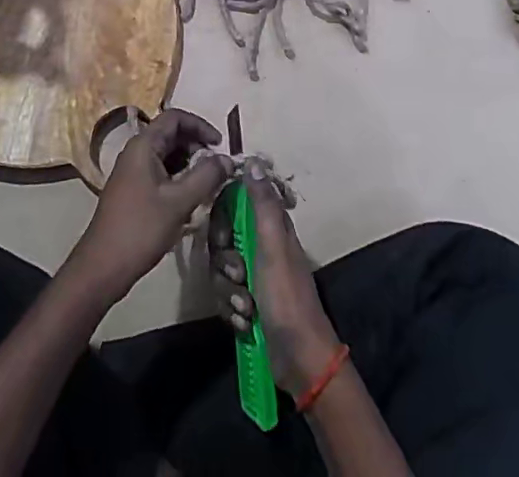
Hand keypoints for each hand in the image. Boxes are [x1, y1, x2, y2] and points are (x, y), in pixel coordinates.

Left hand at [64, 109, 232, 304]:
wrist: (102, 267)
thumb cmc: (141, 229)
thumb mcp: (180, 201)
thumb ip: (207, 176)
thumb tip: (229, 159)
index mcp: (143, 146)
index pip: (175, 117)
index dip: (200, 126)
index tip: (220, 145)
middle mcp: (136, 152)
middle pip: (172, 135)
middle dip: (198, 147)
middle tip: (218, 168)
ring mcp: (133, 172)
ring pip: (168, 156)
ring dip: (190, 164)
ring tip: (209, 184)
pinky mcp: (134, 190)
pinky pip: (162, 173)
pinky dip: (180, 179)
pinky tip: (192, 199)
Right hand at [209, 159, 341, 396]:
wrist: (298, 357)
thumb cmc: (287, 297)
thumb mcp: (273, 246)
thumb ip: (262, 204)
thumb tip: (252, 161)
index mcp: (271, 228)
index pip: (233, 206)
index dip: (222, 218)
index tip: (222, 236)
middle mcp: (261, 247)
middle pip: (221, 240)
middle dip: (224, 263)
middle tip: (238, 277)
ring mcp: (253, 277)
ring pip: (220, 272)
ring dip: (229, 293)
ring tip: (247, 309)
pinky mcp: (246, 303)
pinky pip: (223, 297)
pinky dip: (231, 311)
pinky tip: (245, 323)